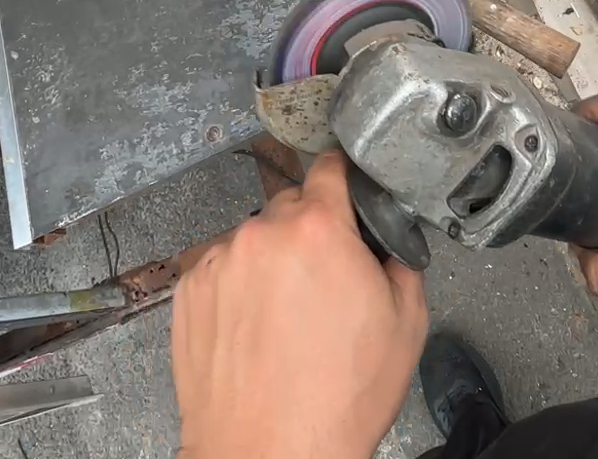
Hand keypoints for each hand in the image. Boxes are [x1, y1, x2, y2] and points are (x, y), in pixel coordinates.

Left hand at [172, 149, 428, 458]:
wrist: (268, 456)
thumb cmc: (335, 398)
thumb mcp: (406, 323)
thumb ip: (401, 260)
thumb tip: (389, 242)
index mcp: (319, 228)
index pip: (330, 167)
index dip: (343, 177)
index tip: (344, 188)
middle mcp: (263, 231)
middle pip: (293, 205)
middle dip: (311, 231)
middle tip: (323, 280)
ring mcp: (221, 259)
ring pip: (256, 238)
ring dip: (272, 259)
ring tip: (285, 315)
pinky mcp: (191, 289)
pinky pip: (223, 267)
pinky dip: (239, 285)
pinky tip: (254, 327)